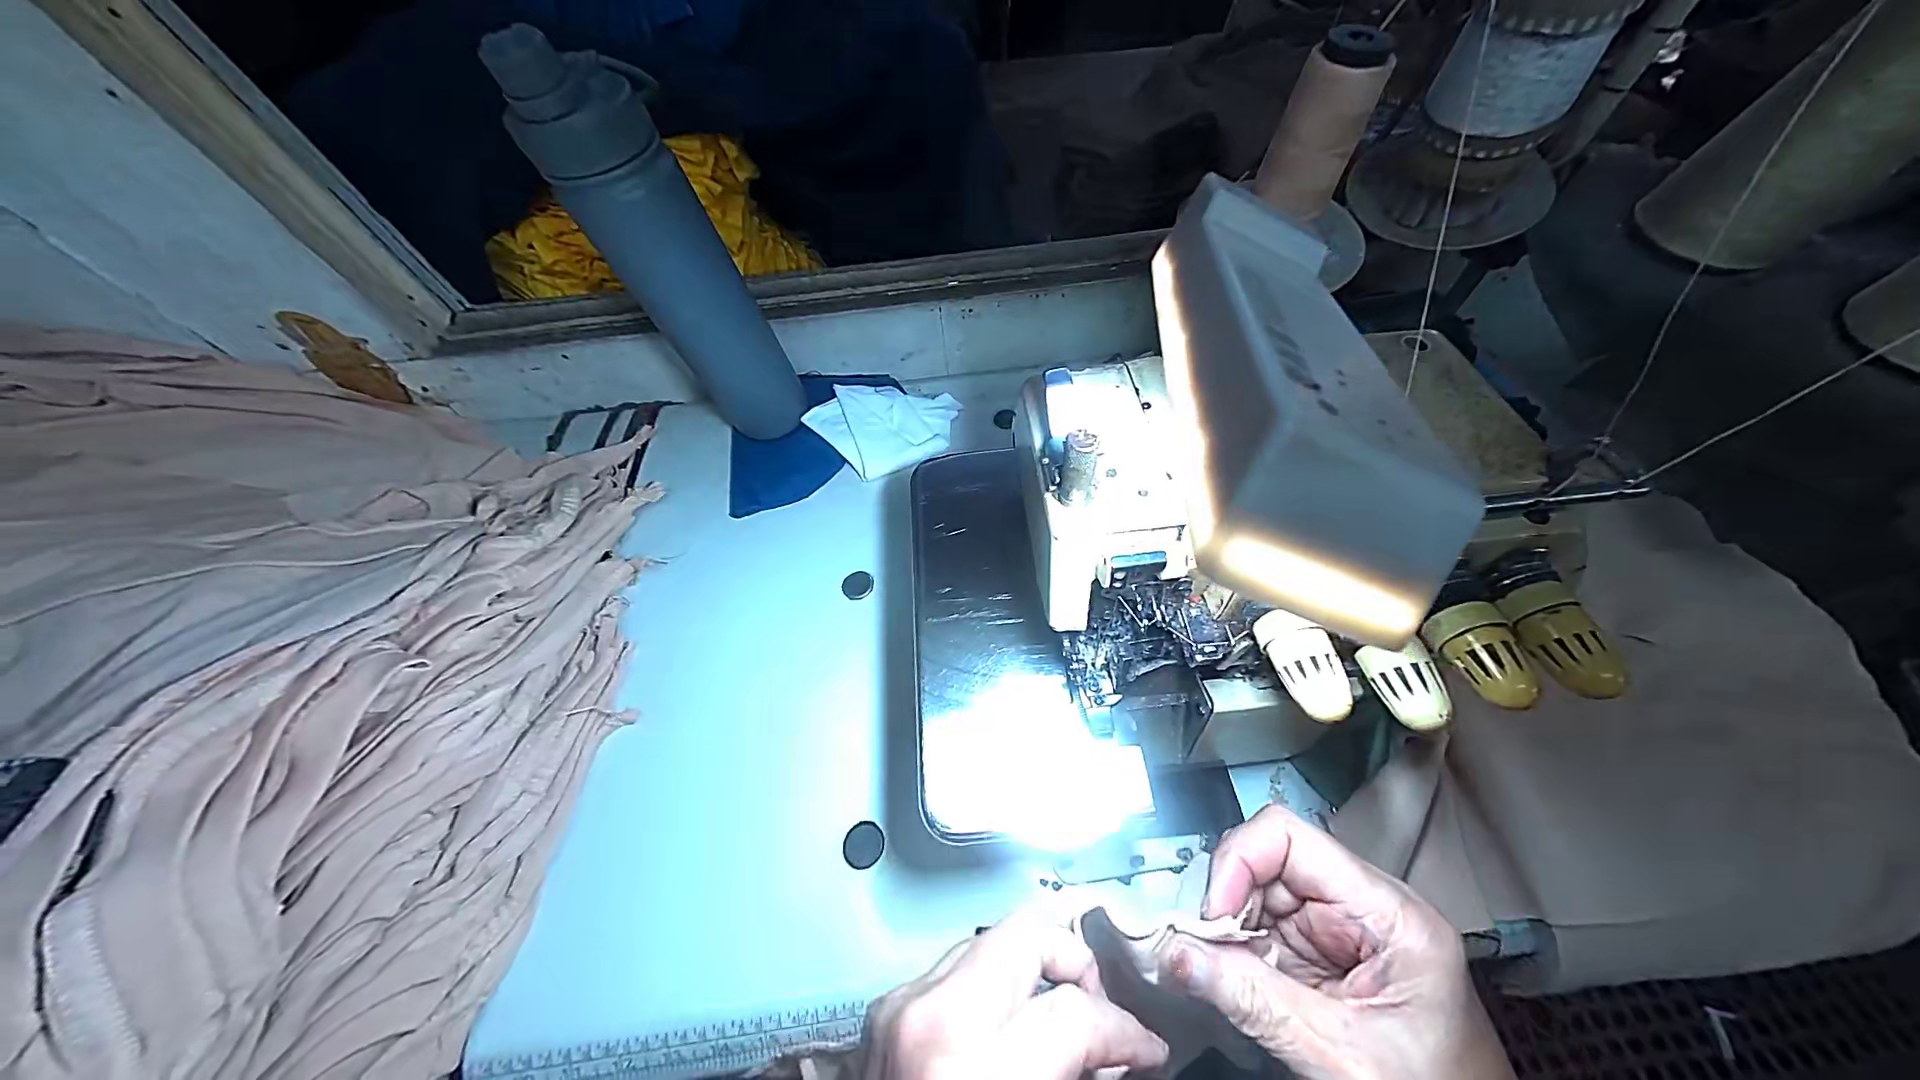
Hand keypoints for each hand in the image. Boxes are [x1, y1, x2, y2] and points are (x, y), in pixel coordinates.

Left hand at [863, 907, 1170, 1079]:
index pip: (1074, 1011)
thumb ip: (1078, 1076)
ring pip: (989, 943)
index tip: (1146, 1048)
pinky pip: (951, 972)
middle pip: (1026, 935)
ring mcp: (900, 1006)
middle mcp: (931, 1016)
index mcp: (972, 1064)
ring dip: (1030, 973)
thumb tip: (1118, 1055)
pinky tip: (1006, 1028)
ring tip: (1058, 1016)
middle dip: (1075, 962)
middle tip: (1101, 1009)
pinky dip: (988, 990)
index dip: (1125, 1031)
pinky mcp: (883, 1011)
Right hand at [1162, 805, 1514, 1079]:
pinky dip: (1238, 952)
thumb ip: (1254, 1000)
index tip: (1214, 914)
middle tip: (1209, 952)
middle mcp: (1363, 906)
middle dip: (1229, 902)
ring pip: (1257, 894)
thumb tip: (1176, 954)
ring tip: (1225, 975)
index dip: (1238, 861)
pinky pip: (1262, 929)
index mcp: (1389, 913)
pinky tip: (1239, 982)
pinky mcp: (1323, 953)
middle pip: (1267, 861)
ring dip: (1230, 930)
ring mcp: (1341, 928)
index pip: (1289, 836)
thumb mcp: (1342, 1055)